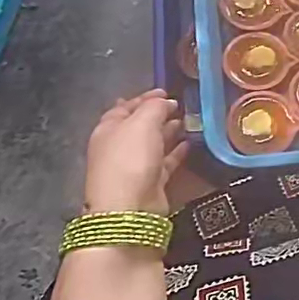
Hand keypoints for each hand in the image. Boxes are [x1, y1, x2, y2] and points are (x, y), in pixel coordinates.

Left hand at [84, 89, 188, 214]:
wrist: (129, 208)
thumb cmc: (130, 159)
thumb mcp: (142, 122)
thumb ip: (155, 107)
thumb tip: (166, 101)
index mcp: (108, 129)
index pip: (125, 107)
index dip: (144, 98)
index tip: (165, 91)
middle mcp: (119, 147)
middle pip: (139, 125)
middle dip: (158, 114)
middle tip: (180, 106)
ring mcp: (134, 166)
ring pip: (153, 143)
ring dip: (169, 131)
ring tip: (188, 121)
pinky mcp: (150, 183)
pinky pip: (165, 162)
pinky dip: (176, 152)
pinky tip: (190, 143)